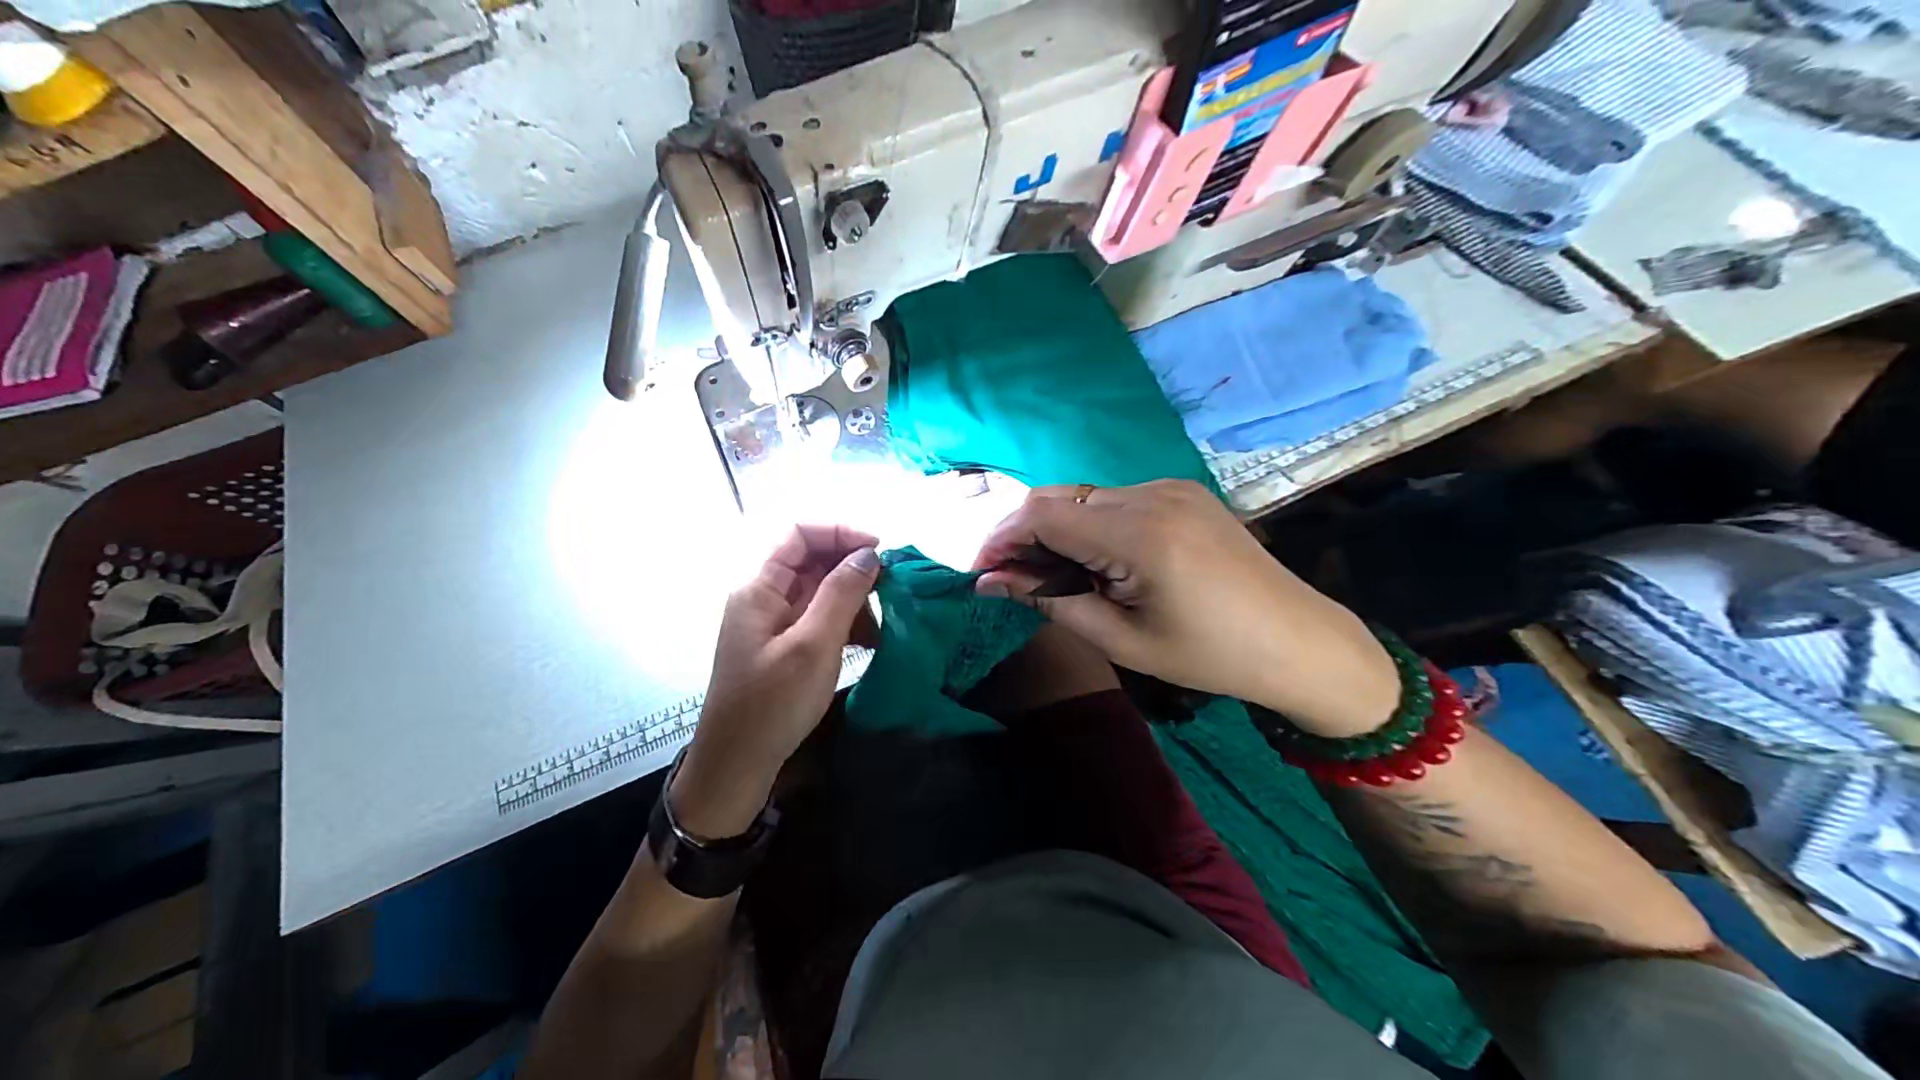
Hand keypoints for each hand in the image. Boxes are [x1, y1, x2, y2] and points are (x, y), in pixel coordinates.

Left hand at [673, 525, 879, 836]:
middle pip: (812, 561)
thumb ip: (842, 593)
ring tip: (881, 626)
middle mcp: (763, 598)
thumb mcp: (814, 645)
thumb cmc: (772, 704)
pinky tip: (868, 643)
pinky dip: (845, 624)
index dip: (841, 533)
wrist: (736, 767)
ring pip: (819, 591)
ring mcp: (772, 624)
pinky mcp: (783, 648)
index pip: (800, 534)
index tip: (880, 552)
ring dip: (853, 600)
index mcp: (760, 588)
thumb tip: (868, 554)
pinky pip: (818, 620)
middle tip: (891, 590)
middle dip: (853, 569)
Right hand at [973, 480, 1397, 735]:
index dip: (1000, 539)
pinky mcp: (1182, 491)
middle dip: (1021, 532)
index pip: (1042, 514)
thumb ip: (1050, 602)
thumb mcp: (1121, 639)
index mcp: (1139, 534)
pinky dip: (1088, 523)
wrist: (1298, 640)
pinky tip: (1091, 558)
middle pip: (1059, 497)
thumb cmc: (1209, 654)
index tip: (981, 574)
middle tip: (1007, 577)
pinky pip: (1115, 498)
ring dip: (1054, 528)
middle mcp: (1152, 494)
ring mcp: (1171, 486)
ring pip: (1085, 496)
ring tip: (1048, 574)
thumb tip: (990, 582)